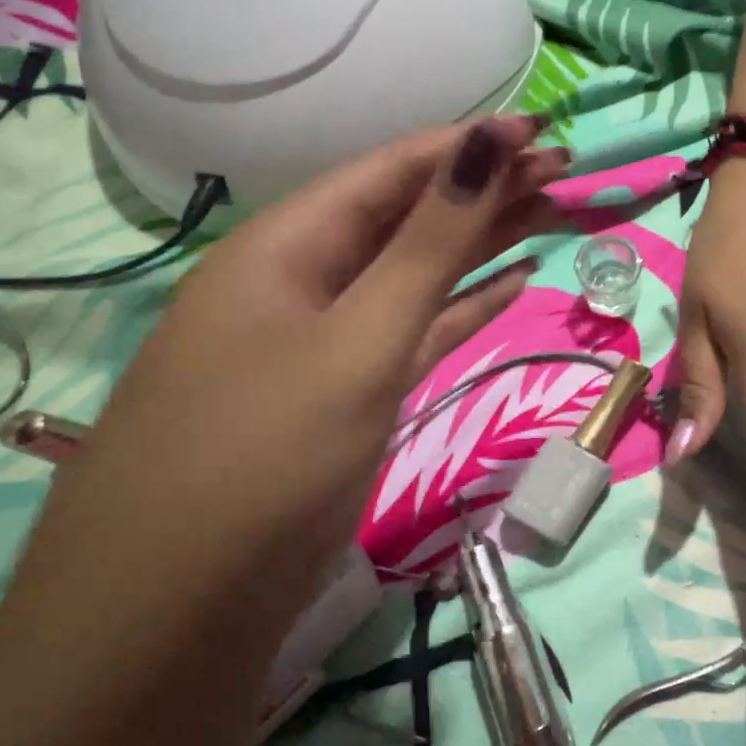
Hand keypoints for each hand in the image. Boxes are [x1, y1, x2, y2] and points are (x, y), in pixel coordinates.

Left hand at [58, 116, 567, 592]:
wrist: (176, 614)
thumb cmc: (266, 456)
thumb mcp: (359, 338)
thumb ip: (431, 241)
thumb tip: (489, 141)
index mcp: (285, 248)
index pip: (390, 172)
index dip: (468, 145)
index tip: (544, 131)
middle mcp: (303, 282)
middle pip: (409, 217)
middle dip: (487, 189)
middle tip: (570, 171)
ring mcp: (325, 341)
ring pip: (418, 272)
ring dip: (485, 242)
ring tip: (555, 211)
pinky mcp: (347, 393)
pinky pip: (416, 329)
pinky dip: (465, 305)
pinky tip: (516, 283)